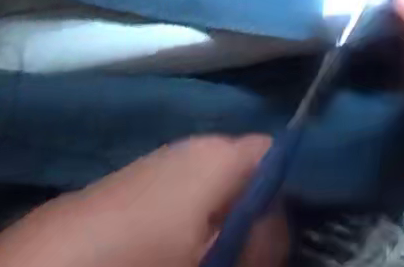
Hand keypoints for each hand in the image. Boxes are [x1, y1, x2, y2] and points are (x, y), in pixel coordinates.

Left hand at [0, 135, 288, 266]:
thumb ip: (257, 245)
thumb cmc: (135, 265)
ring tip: (201, 264)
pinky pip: (169, 206)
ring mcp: (149, 167)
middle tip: (240, 261)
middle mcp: (188, 148)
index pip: (277, 156)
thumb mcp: (211, 262)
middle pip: (242, 176)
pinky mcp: (118, 193)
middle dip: (248, 219)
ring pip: (205, 193)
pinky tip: (162, 260)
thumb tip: (275, 230)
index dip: (286, 199)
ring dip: (213, 229)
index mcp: (217, 155)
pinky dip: (177, 233)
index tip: (279, 246)